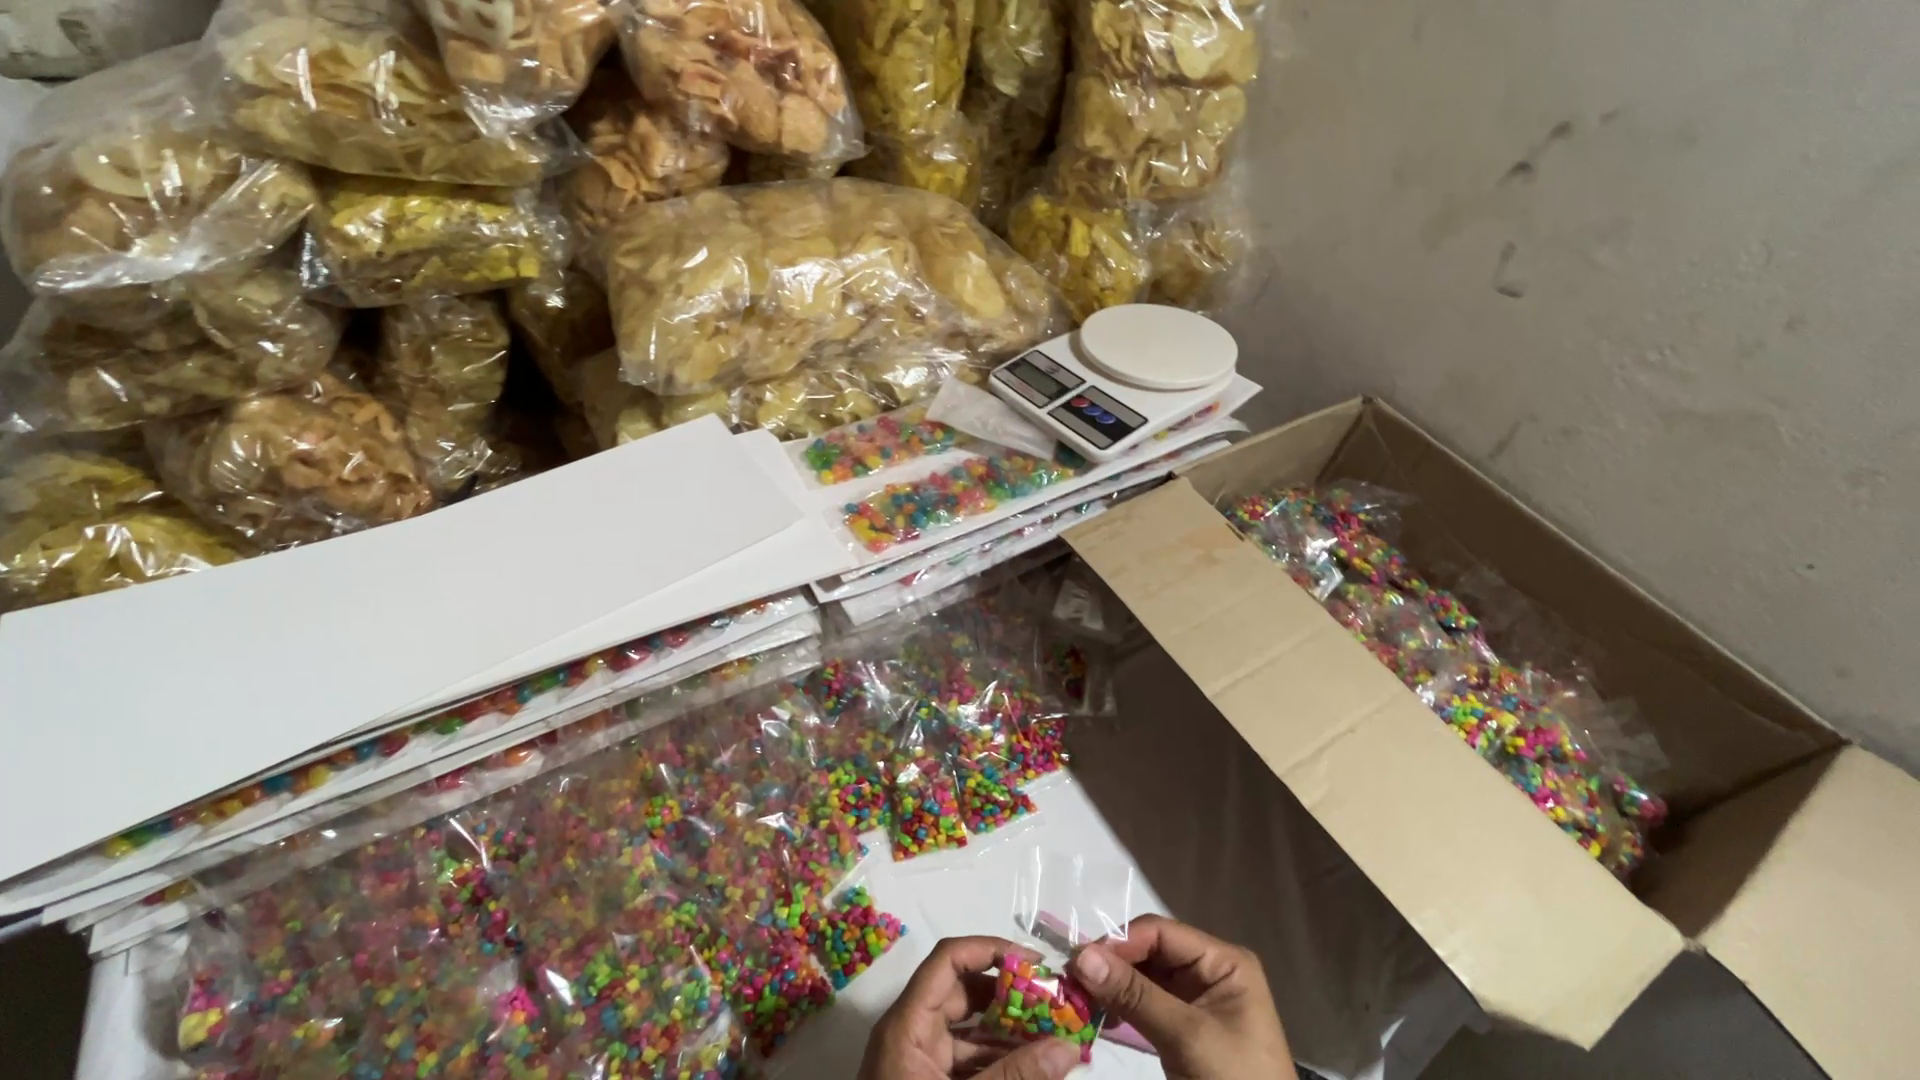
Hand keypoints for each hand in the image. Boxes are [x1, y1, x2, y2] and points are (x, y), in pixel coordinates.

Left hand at [858, 936, 1085, 1079]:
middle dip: (1012, 996)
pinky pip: (969, 1061)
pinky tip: (1036, 1067)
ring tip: (1057, 1035)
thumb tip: (1070, 1047)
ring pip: (971, 1030)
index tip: (1035, 963)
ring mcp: (921, 1062)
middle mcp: (912, 1032)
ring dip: (1012, 1031)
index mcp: (908, 1024)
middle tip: (1056, 1003)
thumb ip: (1016, 1076)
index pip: (948, 960)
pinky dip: (1000, 1060)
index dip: (990, 950)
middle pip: (964, 993)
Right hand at [1068, 914, 1291, 1079]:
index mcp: (1223, 961)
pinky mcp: (1181, 1027)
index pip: (1161, 933)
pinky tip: (1098, 1016)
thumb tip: (1080, 956)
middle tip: (1071, 981)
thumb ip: (1135, 994)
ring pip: (1142, 977)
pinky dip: (1120, 1008)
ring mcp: (1194, 1000)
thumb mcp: (1187, 1037)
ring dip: (1111, 986)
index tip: (1080, 962)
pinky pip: (1143, 1004)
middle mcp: (1208, 971)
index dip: (1120, 942)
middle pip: (1149, 951)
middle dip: (1111, 964)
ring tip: (1078, 999)